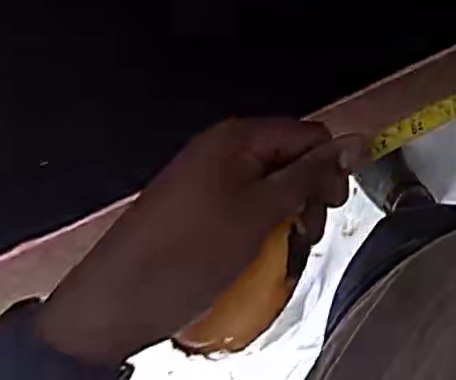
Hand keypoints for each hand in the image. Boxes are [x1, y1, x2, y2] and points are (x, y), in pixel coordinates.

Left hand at [34, 118, 368, 364]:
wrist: (98, 319)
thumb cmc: (182, 260)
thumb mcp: (262, 212)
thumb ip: (313, 173)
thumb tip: (358, 143)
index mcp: (237, 138)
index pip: (312, 136)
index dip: (330, 168)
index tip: (330, 205)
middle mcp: (220, 147)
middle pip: (292, 155)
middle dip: (309, 190)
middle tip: (309, 228)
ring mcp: (202, 175)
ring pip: (271, 179)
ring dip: (287, 208)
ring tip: (284, 242)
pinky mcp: (191, 202)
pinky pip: (244, 197)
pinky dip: (260, 218)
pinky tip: (256, 245)